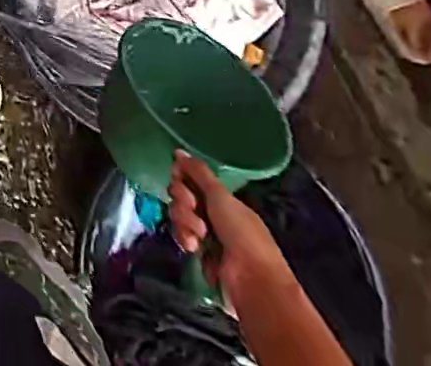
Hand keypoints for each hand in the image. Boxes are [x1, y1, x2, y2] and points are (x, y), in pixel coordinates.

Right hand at [167, 150, 288, 298]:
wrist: (252, 280)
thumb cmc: (242, 234)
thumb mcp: (221, 197)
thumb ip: (198, 172)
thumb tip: (178, 150)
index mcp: (223, 199)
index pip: (191, 178)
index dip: (182, 178)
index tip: (181, 179)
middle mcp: (213, 213)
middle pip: (181, 195)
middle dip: (182, 201)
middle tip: (194, 209)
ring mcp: (206, 233)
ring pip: (178, 214)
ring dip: (185, 221)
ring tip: (199, 235)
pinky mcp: (198, 251)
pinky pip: (180, 234)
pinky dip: (185, 237)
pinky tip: (195, 246)